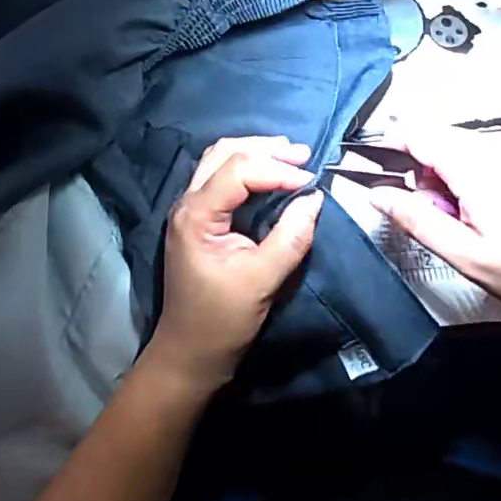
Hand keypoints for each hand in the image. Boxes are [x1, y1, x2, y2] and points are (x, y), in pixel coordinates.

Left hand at [142, 136, 324, 391]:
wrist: (189, 350)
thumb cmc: (221, 320)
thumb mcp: (262, 281)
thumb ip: (290, 238)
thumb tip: (314, 199)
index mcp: (195, 214)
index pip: (237, 171)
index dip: (276, 170)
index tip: (310, 181)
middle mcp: (187, 203)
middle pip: (223, 154)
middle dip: (264, 149)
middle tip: (303, 155)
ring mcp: (189, 209)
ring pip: (218, 161)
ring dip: (255, 154)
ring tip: (291, 157)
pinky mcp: (198, 218)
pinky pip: (219, 178)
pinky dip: (247, 169)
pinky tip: (271, 174)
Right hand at [368, 125, 500, 359]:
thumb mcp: (475, 261)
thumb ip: (418, 221)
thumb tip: (378, 194)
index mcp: (482, 166)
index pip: (416, 131)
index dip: (392, 151)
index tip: (389, 182)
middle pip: (446, 143)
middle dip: (432, 178)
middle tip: (450, 225)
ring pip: (478, 154)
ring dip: (465, 183)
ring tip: (490, 230)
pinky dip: (497, 183)